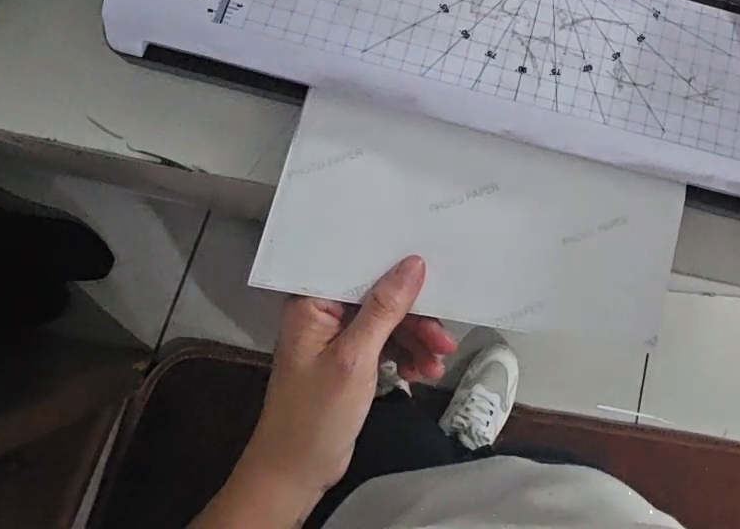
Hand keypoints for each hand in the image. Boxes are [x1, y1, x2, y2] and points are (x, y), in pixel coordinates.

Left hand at [216, 256, 454, 525]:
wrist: (295, 476)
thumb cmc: (314, 415)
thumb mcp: (354, 358)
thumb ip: (384, 308)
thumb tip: (415, 263)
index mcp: (313, 301)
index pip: (359, 265)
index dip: (395, 263)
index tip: (433, 265)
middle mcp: (325, 310)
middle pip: (381, 295)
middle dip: (415, 316)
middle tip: (443, 337)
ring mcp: (339, 335)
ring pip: (389, 320)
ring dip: (417, 339)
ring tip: (438, 362)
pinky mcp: (352, 356)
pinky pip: (387, 341)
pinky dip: (407, 354)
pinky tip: (424, 371)